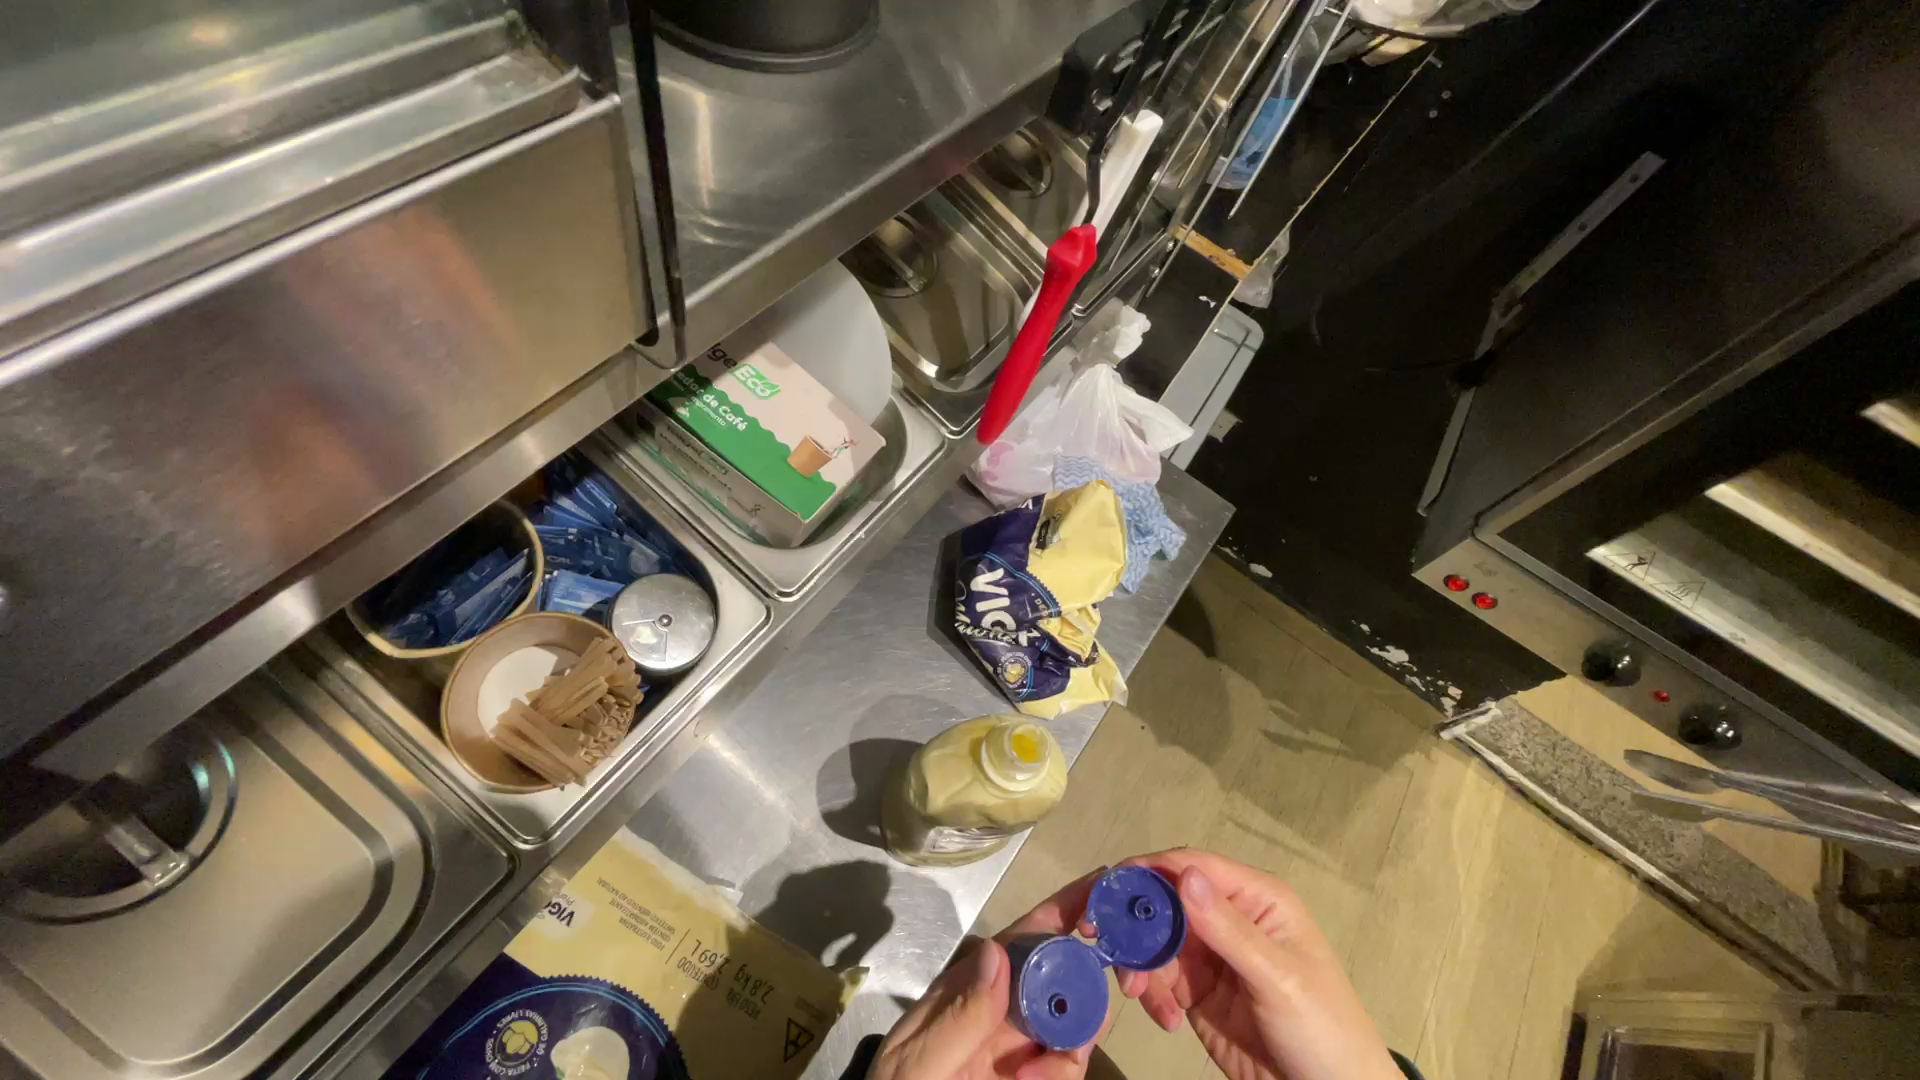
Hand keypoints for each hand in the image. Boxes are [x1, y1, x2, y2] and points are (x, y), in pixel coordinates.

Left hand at [873, 871, 1114, 1079]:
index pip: (1025, 933)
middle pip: (1065, 970)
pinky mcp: (1037, 1074)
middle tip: (1097, 1003)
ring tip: (1035, 1073)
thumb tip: (998, 949)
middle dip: (1086, 980)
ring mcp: (1023, 1041)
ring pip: (1078, 1018)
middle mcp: (1004, 1003)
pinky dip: (1062, 1073)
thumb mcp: (916, 1063)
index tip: (1102, 891)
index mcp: (972, 983)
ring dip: (1076, 1036)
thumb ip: (958, 1016)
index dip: (1065, 907)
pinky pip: (1069, 1062)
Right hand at [1115, 849, 1401, 1079]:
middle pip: (1163, 898)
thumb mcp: (1279, 980)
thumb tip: (1182, 873)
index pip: (1191, 866)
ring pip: (1153, 938)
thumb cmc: (1323, 1032)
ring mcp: (1209, 954)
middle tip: (1091, 934)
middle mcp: (1227, 917)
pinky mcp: (1196, 991)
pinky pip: (1157, 977)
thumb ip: (1229, 930)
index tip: (1108, 889)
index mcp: (1254, 898)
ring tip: (1138, 995)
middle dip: (1128, 917)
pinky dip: (1150, 993)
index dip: (1147, 870)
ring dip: (1137, 962)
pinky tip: (1164, 1020)